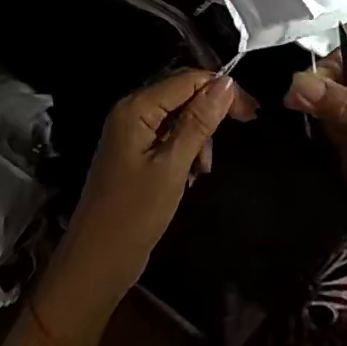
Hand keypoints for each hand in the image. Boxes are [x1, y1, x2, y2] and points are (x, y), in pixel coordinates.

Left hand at [62, 71, 255, 288]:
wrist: (96, 265)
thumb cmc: (134, 214)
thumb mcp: (174, 166)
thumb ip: (200, 121)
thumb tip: (226, 82)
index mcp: (136, 109)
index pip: (188, 79)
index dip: (222, 90)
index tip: (251, 112)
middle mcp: (131, 112)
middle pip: (183, 92)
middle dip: (212, 110)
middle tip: (244, 126)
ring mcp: (132, 133)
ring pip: (180, 115)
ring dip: (200, 135)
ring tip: (203, 168)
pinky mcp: (135, 153)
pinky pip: (170, 135)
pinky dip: (187, 149)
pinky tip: (192, 173)